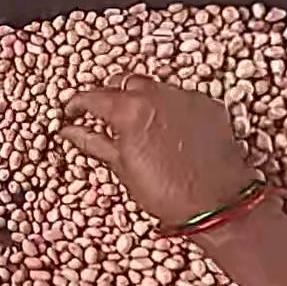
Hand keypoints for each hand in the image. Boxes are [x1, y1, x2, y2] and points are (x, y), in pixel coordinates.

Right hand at [57, 74, 257, 225]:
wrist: (217, 203)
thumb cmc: (166, 190)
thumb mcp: (120, 166)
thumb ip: (92, 141)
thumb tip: (69, 131)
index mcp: (129, 110)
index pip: (92, 97)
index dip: (76, 105)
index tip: (71, 113)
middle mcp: (157, 95)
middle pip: (122, 82)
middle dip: (108, 96)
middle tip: (101, 116)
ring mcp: (185, 98)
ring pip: (152, 87)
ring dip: (137, 99)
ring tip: (133, 123)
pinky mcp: (207, 106)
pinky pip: (178, 97)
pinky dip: (165, 107)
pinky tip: (162, 128)